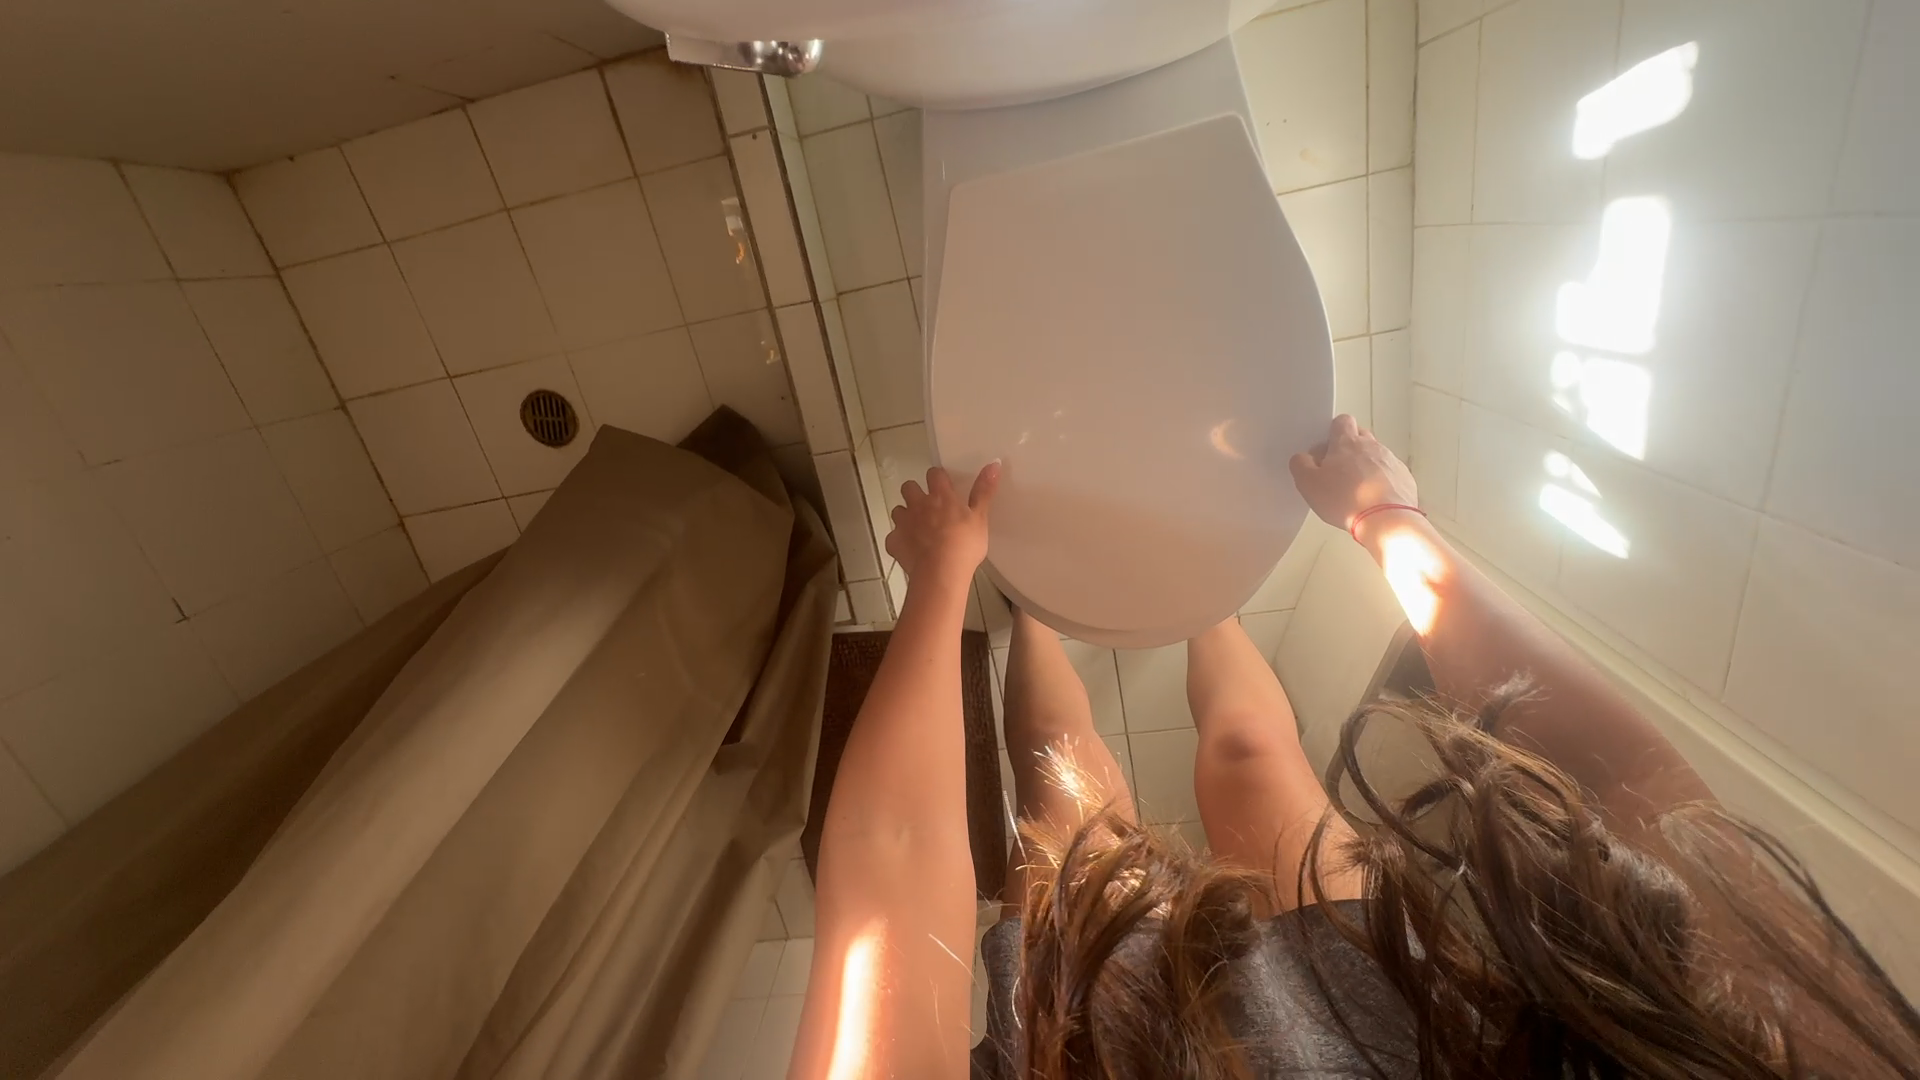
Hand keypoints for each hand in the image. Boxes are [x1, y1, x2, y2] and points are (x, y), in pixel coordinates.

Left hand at [885, 464, 1000, 588]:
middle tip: (927, 506)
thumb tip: (994, 463)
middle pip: (909, 487)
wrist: (941, 573)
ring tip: (917, 528)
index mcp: (940, 496)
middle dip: (914, 492)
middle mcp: (918, 504)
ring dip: (905, 516)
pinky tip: (910, 550)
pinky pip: (893, 537)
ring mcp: (903, 523)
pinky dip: (899, 541)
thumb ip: (984, 491)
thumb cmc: (964, 545)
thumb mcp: (980, 517)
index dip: (938, 478)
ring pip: (898, 510)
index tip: (944, 486)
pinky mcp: (894, 542)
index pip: (935, 474)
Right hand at [1289, 415, 1418, 531]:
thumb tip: (1303, 458)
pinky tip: (1370, 499)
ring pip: (1374, 455)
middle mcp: (1371, 446)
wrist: (1386, 519)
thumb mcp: (1307, 483)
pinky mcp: (1404, 477)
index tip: (1325, 449)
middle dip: (1348, 448)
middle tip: (1336, 470)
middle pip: (1359, 436)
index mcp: (1346, 442)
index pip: (1341, 421)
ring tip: (1353, 490)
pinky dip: (1379, 481)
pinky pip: (1388, 473)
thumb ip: (1300, 464)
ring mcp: (1390, 461)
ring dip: (1364, 466)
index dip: (1332, 432)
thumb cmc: (1344, 499)